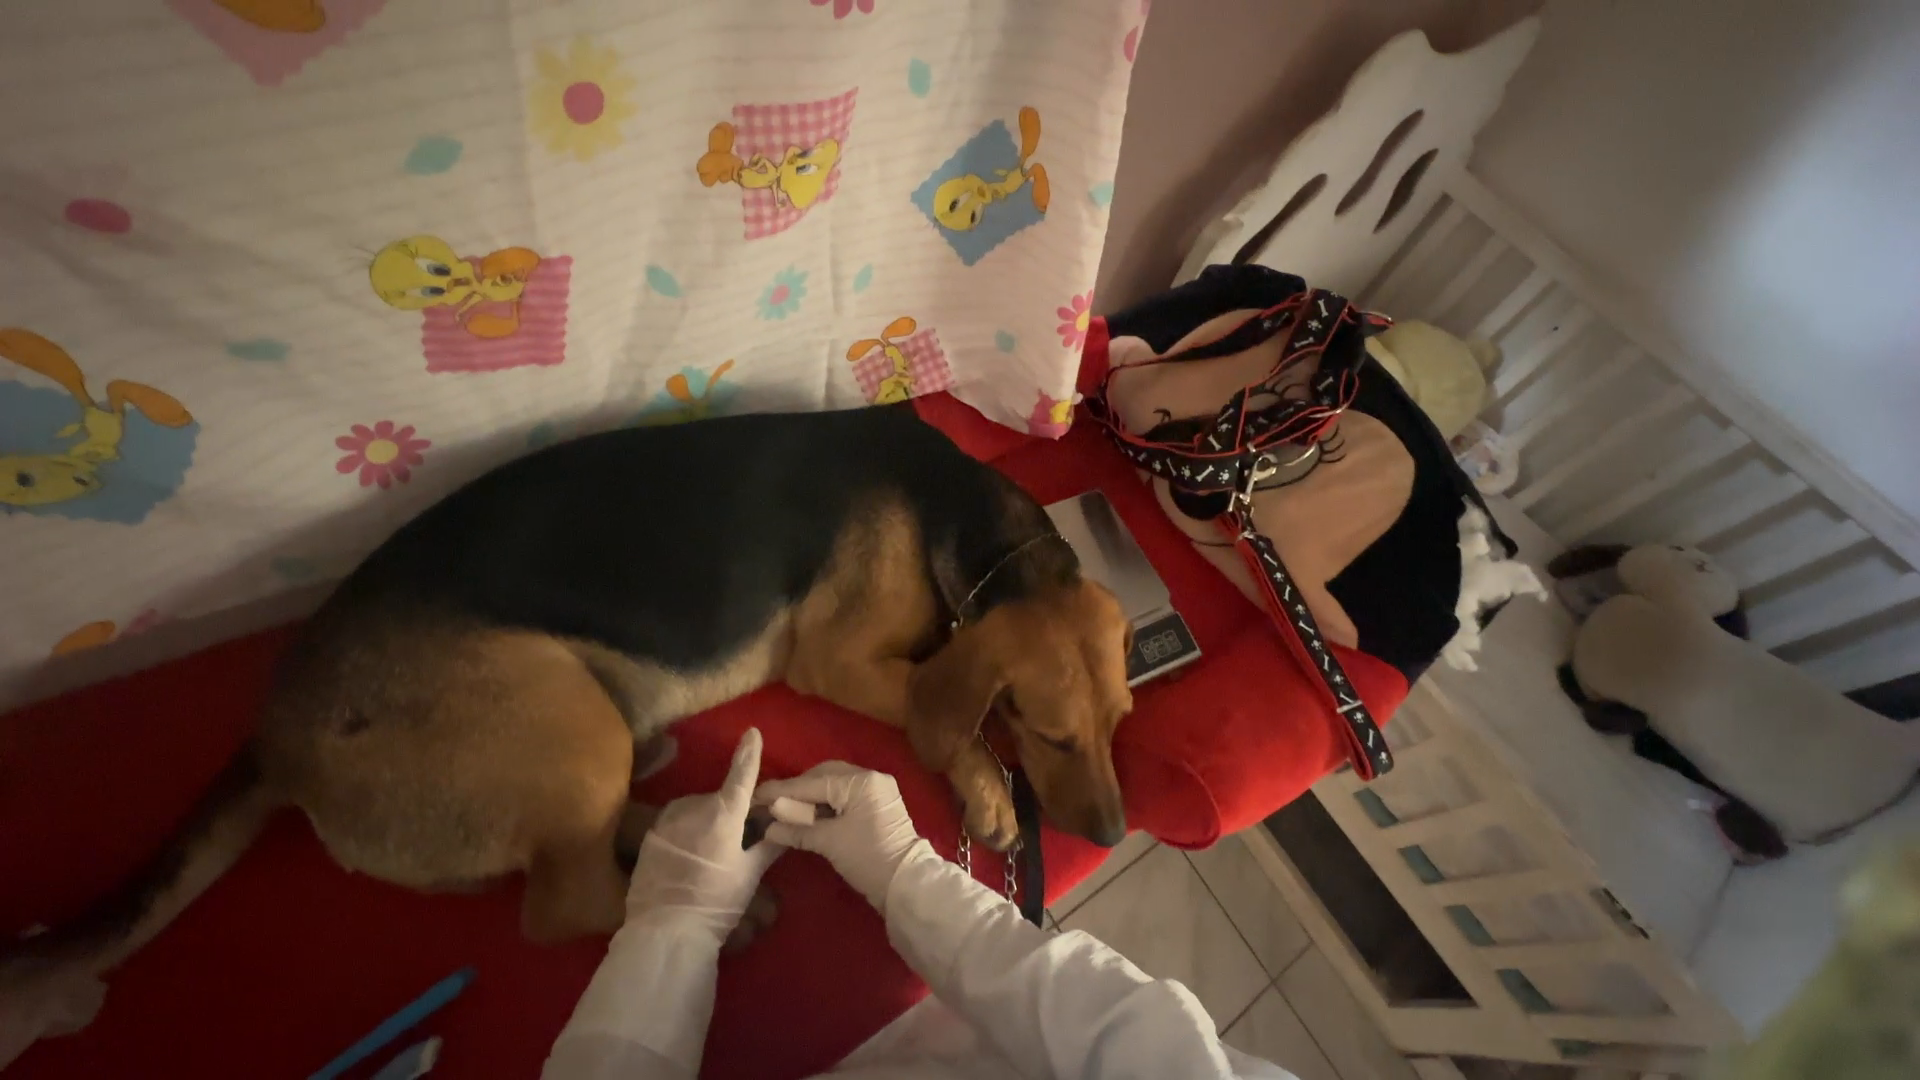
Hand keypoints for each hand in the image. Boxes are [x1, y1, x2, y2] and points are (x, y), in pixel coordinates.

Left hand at [624, 729, 781, 945]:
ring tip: (710, 852)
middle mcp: (693, 809)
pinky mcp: (649, 836)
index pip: (741, 775)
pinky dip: (686, 831)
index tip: (753, 731)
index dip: (749, 753)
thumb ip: (769, 844)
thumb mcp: (750, 875)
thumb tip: (786, 823)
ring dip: (705, 819)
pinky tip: (688, 858)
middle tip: (737, 841)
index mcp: (723, 814)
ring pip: (695, 809)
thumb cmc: (716, 903)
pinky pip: (675, 823)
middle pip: (719, 799)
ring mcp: (667, 821)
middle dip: (730, 812)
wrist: (664, 933)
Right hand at [754, 763, 927, 912]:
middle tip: (772, 802)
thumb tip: (768, 826)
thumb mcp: (829, 842)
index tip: (757, 794)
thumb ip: (797, 828)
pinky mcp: (877, 804)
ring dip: (811, 796)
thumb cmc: (867, 859)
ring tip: (786, 809)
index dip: (783, 790)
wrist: (905, 884)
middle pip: (825, 776)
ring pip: (835, 784)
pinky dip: (826, 803)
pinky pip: (845, 795)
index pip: (814, 782)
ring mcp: (876, 790)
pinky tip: (808, 815)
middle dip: (797, 789)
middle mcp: (871, 778)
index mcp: (861, 782)